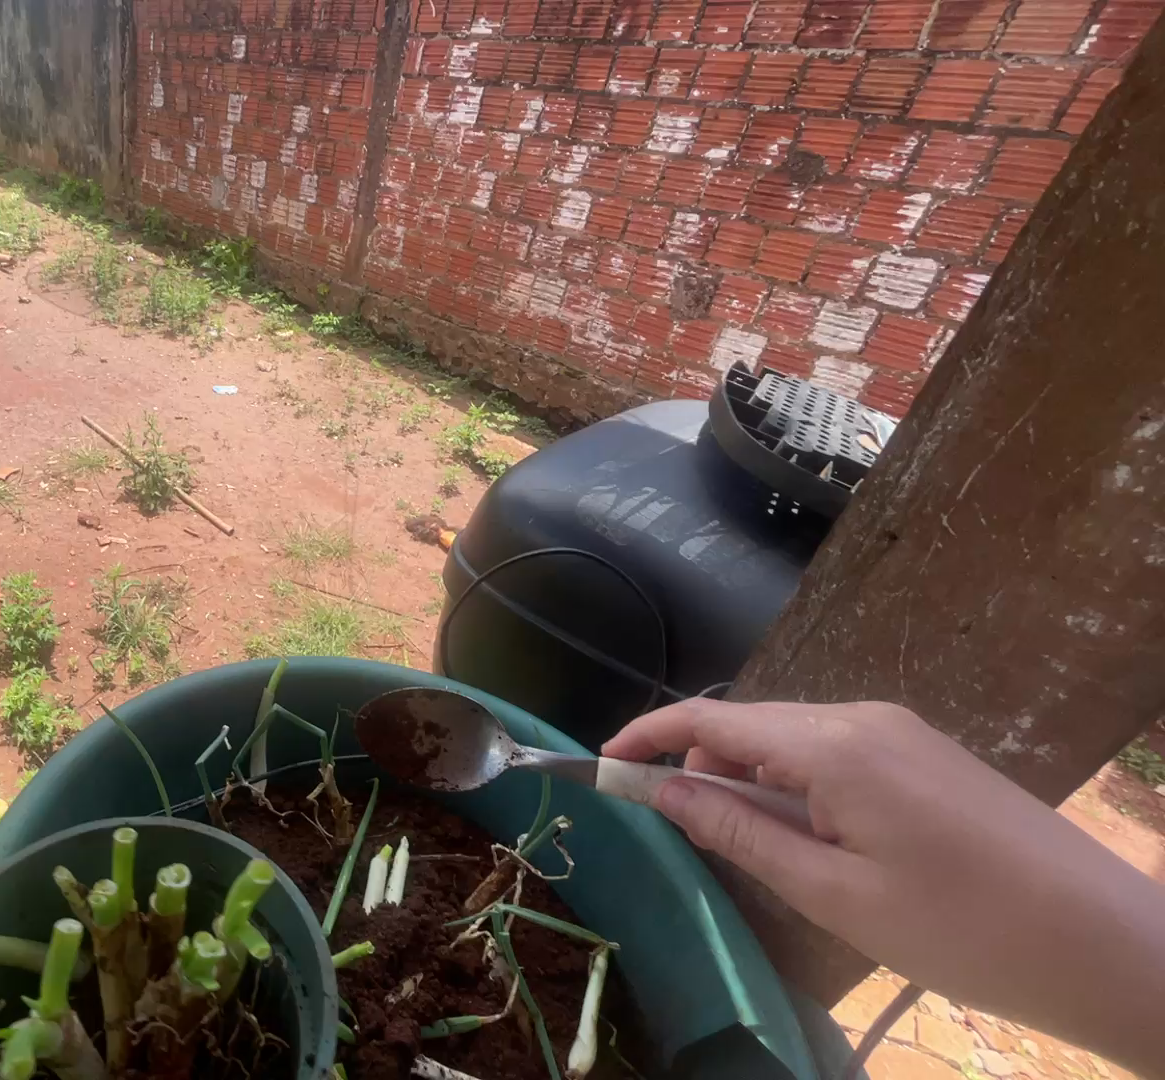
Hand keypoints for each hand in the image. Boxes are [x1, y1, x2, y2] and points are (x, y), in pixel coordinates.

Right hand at [602, 698, 1164, 1074]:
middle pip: (741, 724)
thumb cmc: (968, 932)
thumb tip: (658, 792)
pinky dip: (789, 779)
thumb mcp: (832, 892)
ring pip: (781, 736)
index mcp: (832, 746)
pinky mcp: (919, 749)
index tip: (604, 764)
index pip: (706, 720)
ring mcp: (895, 728)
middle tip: (683, 825)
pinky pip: (824, 747)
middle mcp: (857, 716)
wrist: (1133, 957)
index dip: (644, 736)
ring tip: (759, 842)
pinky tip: (811, 831)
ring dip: (745, 777)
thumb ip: (734, 831)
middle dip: (695, 765)